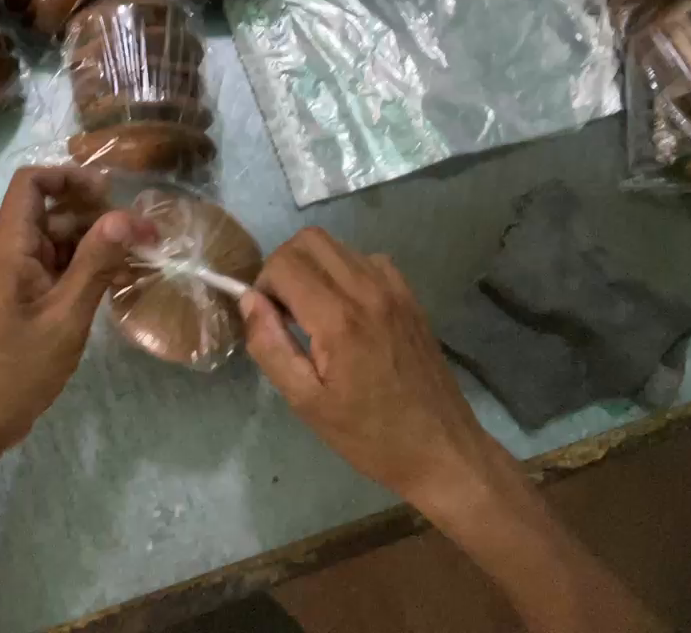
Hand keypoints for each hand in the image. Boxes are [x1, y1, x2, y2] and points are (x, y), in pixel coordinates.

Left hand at [0, 167, 155, 451]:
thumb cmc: (17, 368)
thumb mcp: (65, 316)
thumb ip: (95, 263)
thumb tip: (125, 216)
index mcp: (13, 247)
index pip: (31, 182)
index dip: (68, 176)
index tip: (108, 194)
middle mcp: (15, 252)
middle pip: (54, 208)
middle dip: (97, 212)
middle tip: (142, 233)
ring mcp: (23, 275)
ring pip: (63, 238)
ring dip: (99, 241)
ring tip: (141, 257)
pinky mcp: (31, 297)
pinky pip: (62, 266)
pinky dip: (91, 267)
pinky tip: (122, 280)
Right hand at [240, 228, 496, 506]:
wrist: (442, 450)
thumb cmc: (369, 435)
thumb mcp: (306, 402)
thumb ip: (270, 346)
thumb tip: (248, 301)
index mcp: (339, 319)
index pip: (283, 264)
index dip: (263, 286)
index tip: (269, 320)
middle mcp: (367, 290)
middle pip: (308, 239)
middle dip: (284, 266)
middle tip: (285, 310)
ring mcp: (393, 288)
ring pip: (336, 245)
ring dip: (313, 267)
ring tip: (313, 311)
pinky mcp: (409, 294)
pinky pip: (365, 259)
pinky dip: (344, 271)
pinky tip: (346, 309)